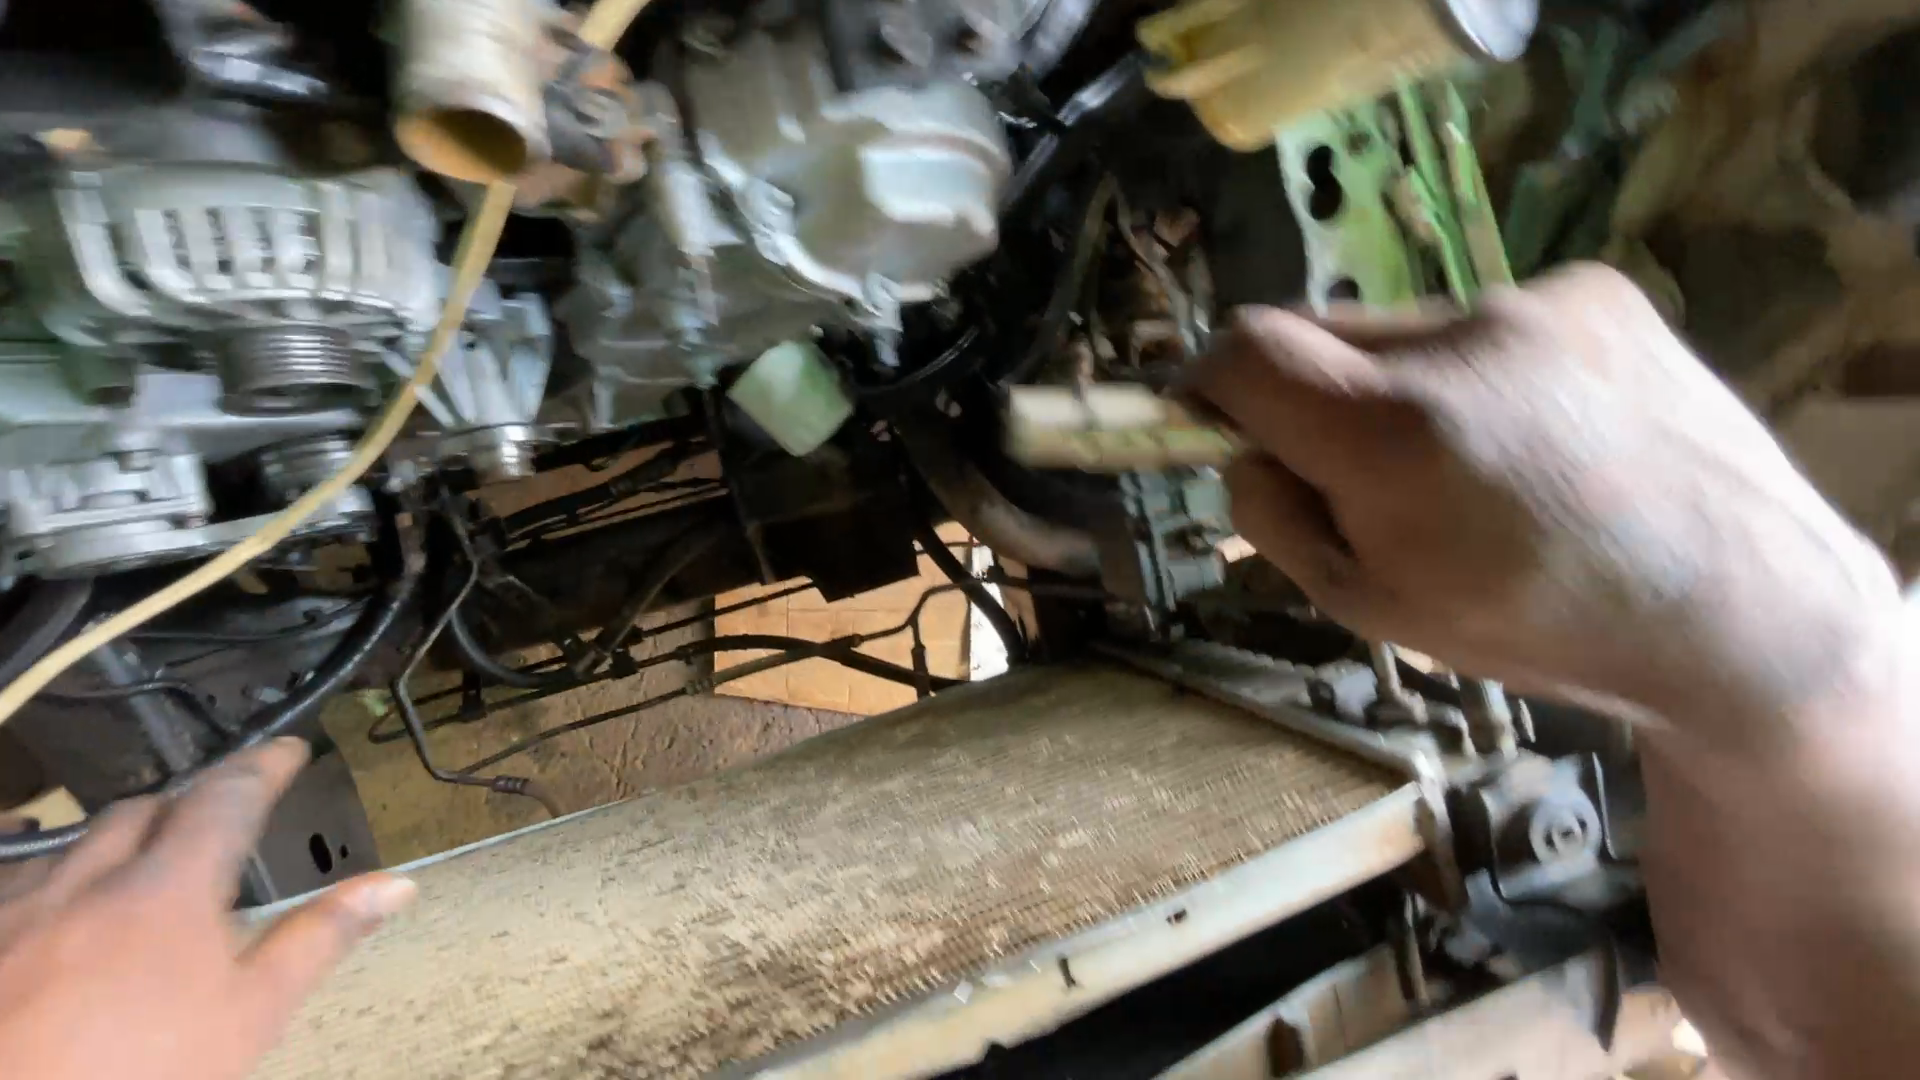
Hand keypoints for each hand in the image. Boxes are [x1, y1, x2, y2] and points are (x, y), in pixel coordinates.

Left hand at [0, 738, 414, 1079]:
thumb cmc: (137, 1072)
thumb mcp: (250, 1013)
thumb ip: (320, 936)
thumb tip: (395, 885)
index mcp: (166, 892)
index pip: (226, 799)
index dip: (264, 766)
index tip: (290, 750)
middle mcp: (80, 889)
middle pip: (140, 812)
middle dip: (188, 801)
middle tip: (221, 808)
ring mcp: (4, 922)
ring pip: (62, 848)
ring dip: (113, 839)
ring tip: (139, 848)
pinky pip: (1, 888)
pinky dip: (33, 873)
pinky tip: (42, 890)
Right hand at [1190, 264, 1901, 740]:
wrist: (1740, 611)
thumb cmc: (1526, 625)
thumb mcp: (1363, 601)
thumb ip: (1272, 515)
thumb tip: (1240, 451)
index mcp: (1393, 436)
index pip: (1246, 351)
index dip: (1203, 379)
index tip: (1200, 414)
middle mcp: (1460, 342)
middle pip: (1310, 331)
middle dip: (1293, 391)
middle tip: (1333, 461)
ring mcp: (1535, 303)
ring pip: (1386, 329)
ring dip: (1376, 383)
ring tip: (1447, 455)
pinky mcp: (1595, 289)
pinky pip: (1464, 322)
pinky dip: (1452, 370)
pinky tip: (1514, 429)